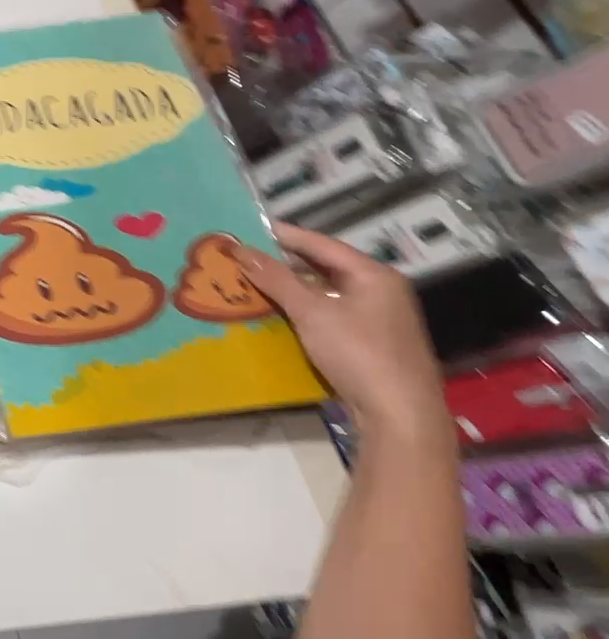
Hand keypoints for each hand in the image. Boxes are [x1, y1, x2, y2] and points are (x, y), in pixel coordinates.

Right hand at [236, 225, 453, 454]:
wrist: (397, 410)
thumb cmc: (357, 352)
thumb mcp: (312, 312)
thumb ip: (276, 279)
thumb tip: (241, 250)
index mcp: (373, 275)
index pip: (321, 244)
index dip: (283, 235)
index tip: (248, 228)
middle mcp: (378, 289)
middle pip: (323, 266)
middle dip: (282, 261)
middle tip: (243, 256)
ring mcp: (375, 315)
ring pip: (324, 290)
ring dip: (288, 285)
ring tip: (250, 281)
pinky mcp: (368, 337)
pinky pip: (327, 310)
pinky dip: (300, 306)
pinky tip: (276, 311)